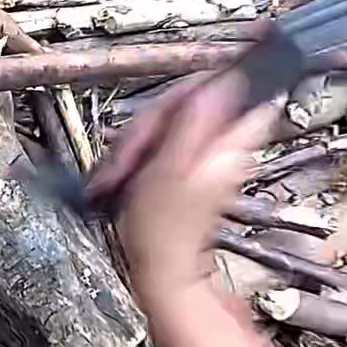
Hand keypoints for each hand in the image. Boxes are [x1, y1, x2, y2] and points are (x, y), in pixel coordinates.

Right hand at [113, 72, 277, 293]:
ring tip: (119, 173)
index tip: (151, 123)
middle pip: (182, 107)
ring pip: (167, 127)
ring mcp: (207, 157)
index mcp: (226, 141)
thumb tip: (227, 80)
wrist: (163, 267)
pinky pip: (163, 145)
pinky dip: (140, 157)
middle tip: (126, 157)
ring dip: (137, 145)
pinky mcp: (189, 169)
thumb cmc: (163, 224)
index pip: (211, 87)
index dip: (175, 97)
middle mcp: (224, 144)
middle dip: (146, 128)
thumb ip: (196, 122)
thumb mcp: (170, 167)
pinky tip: (125, 175)